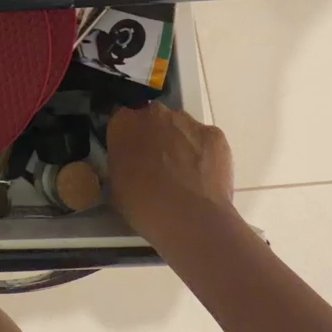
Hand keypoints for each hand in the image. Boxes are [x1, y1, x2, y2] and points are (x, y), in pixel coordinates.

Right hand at [106, 103, 234, 241]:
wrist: (190, 218)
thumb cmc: (144, 206)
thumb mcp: (116, 185)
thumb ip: (122, 163)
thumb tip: (132, 164)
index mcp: (124, 123)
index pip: (123, 120)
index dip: (130, 138)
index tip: (134, 156)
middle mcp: (154, 113)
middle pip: (154, 118)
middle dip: (156, 136)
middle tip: (160, 166)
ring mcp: (186, 121)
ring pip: (182, 127)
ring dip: (181, 143)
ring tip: (186, 176)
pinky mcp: (214, 134)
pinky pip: (206, 140)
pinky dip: (205, 154)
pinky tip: (205, 177)